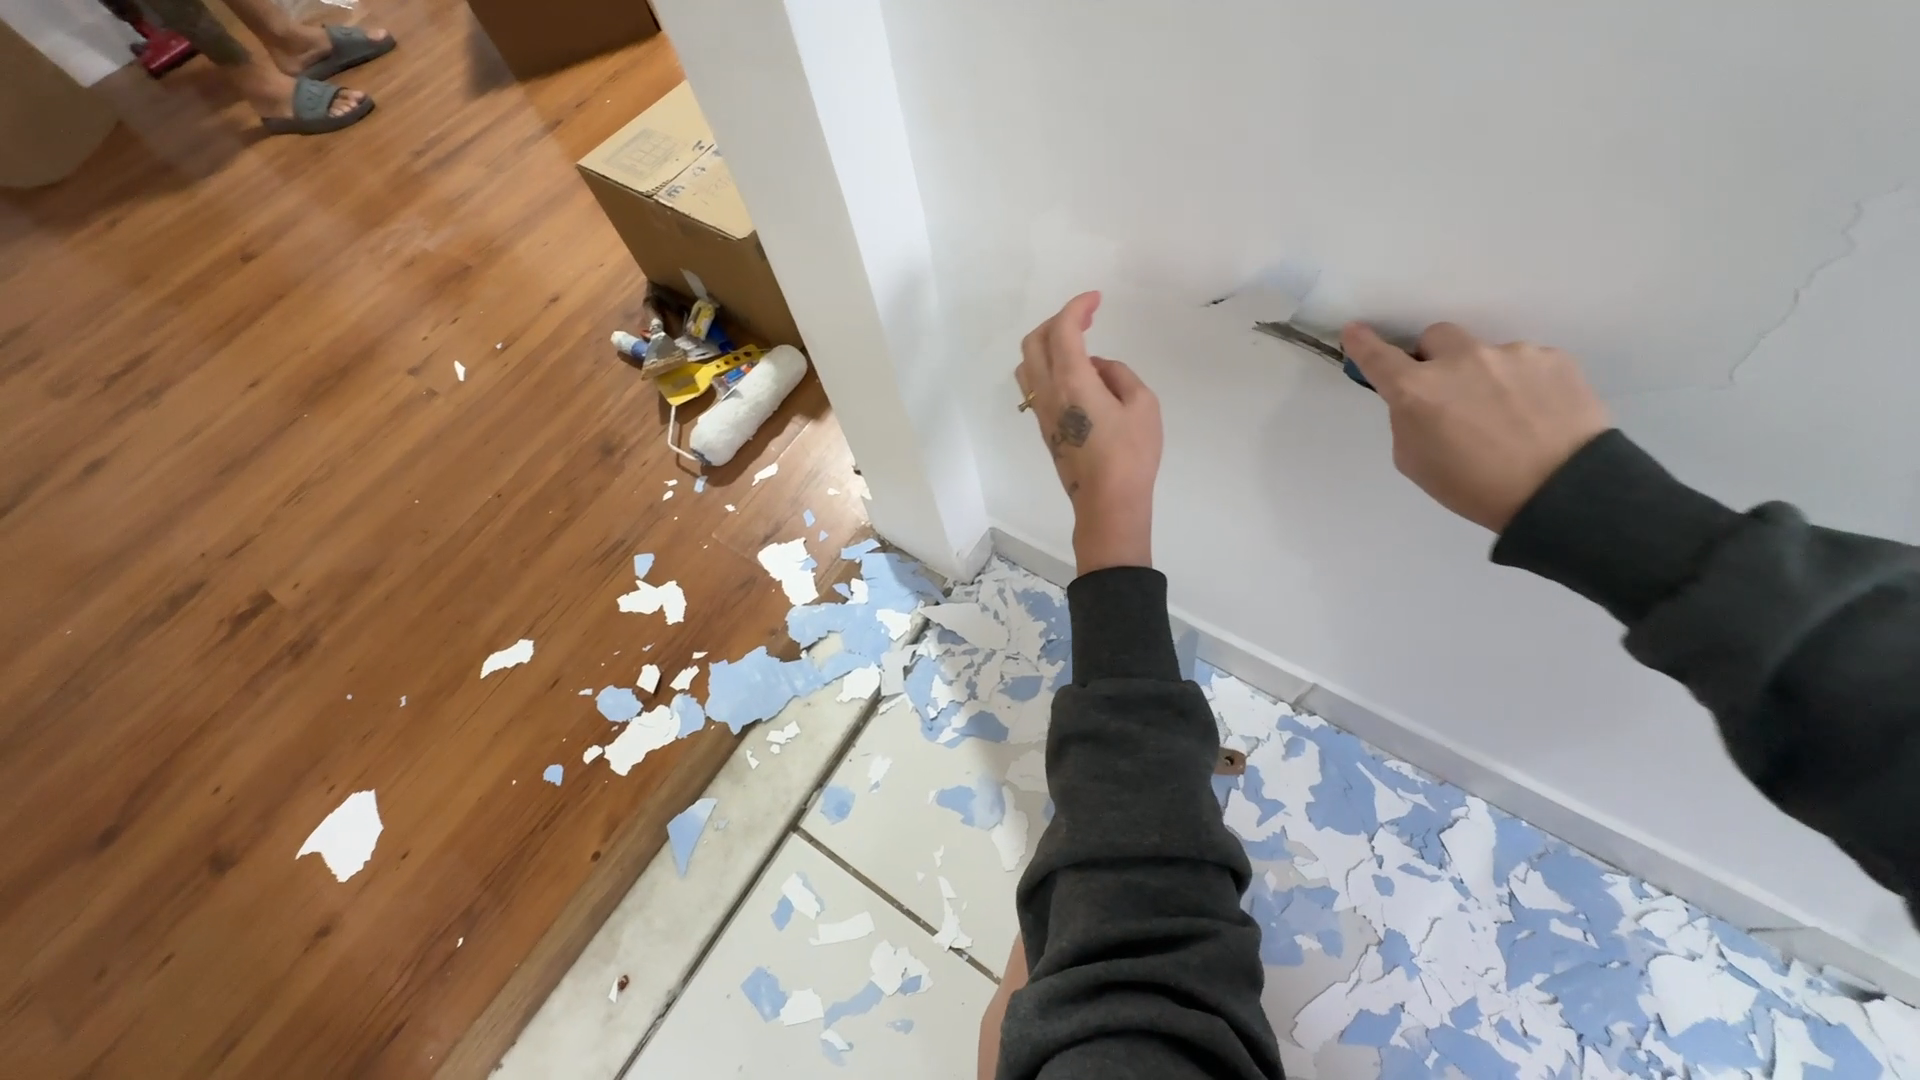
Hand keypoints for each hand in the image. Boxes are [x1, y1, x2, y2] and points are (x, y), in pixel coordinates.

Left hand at [1016, 292, 1163, 572]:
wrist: (1107, 501)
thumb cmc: (1131, 454)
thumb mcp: (1143, 404)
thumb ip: (1119, 375)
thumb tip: (1099, 370)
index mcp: (1072, 381)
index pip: (1063, 330)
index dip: (1076, 307)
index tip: (1095, 299)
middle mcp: (1048, 392)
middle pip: (1034, 342)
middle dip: (1056, 321)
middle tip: (1085, 317)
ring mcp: (1041, 412)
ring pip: (1027, 365)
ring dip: (1046, 344)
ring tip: (1076, 343)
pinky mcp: (1044, 428)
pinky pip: (1035, 386)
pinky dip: (1048, 367)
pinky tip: (1075, 374)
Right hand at [1342, 321, 1610, 532]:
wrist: (1562, 490)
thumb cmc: (1474, 486)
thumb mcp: (1414, 461)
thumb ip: (1408, 420)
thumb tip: (1421, 401)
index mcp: (1416, 391)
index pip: (1377, 357)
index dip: (1362, 344)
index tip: (1355, 333)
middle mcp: (1459, 361)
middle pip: (1435, 337)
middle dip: (1435, 358)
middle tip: (1449, 391)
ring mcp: (1510, 354)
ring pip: (1485, 354)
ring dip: (1484, 376)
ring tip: (1506, 416)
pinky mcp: (1553, 357)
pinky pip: (1526, 364)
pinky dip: (1523, 384)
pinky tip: (1535, 414)